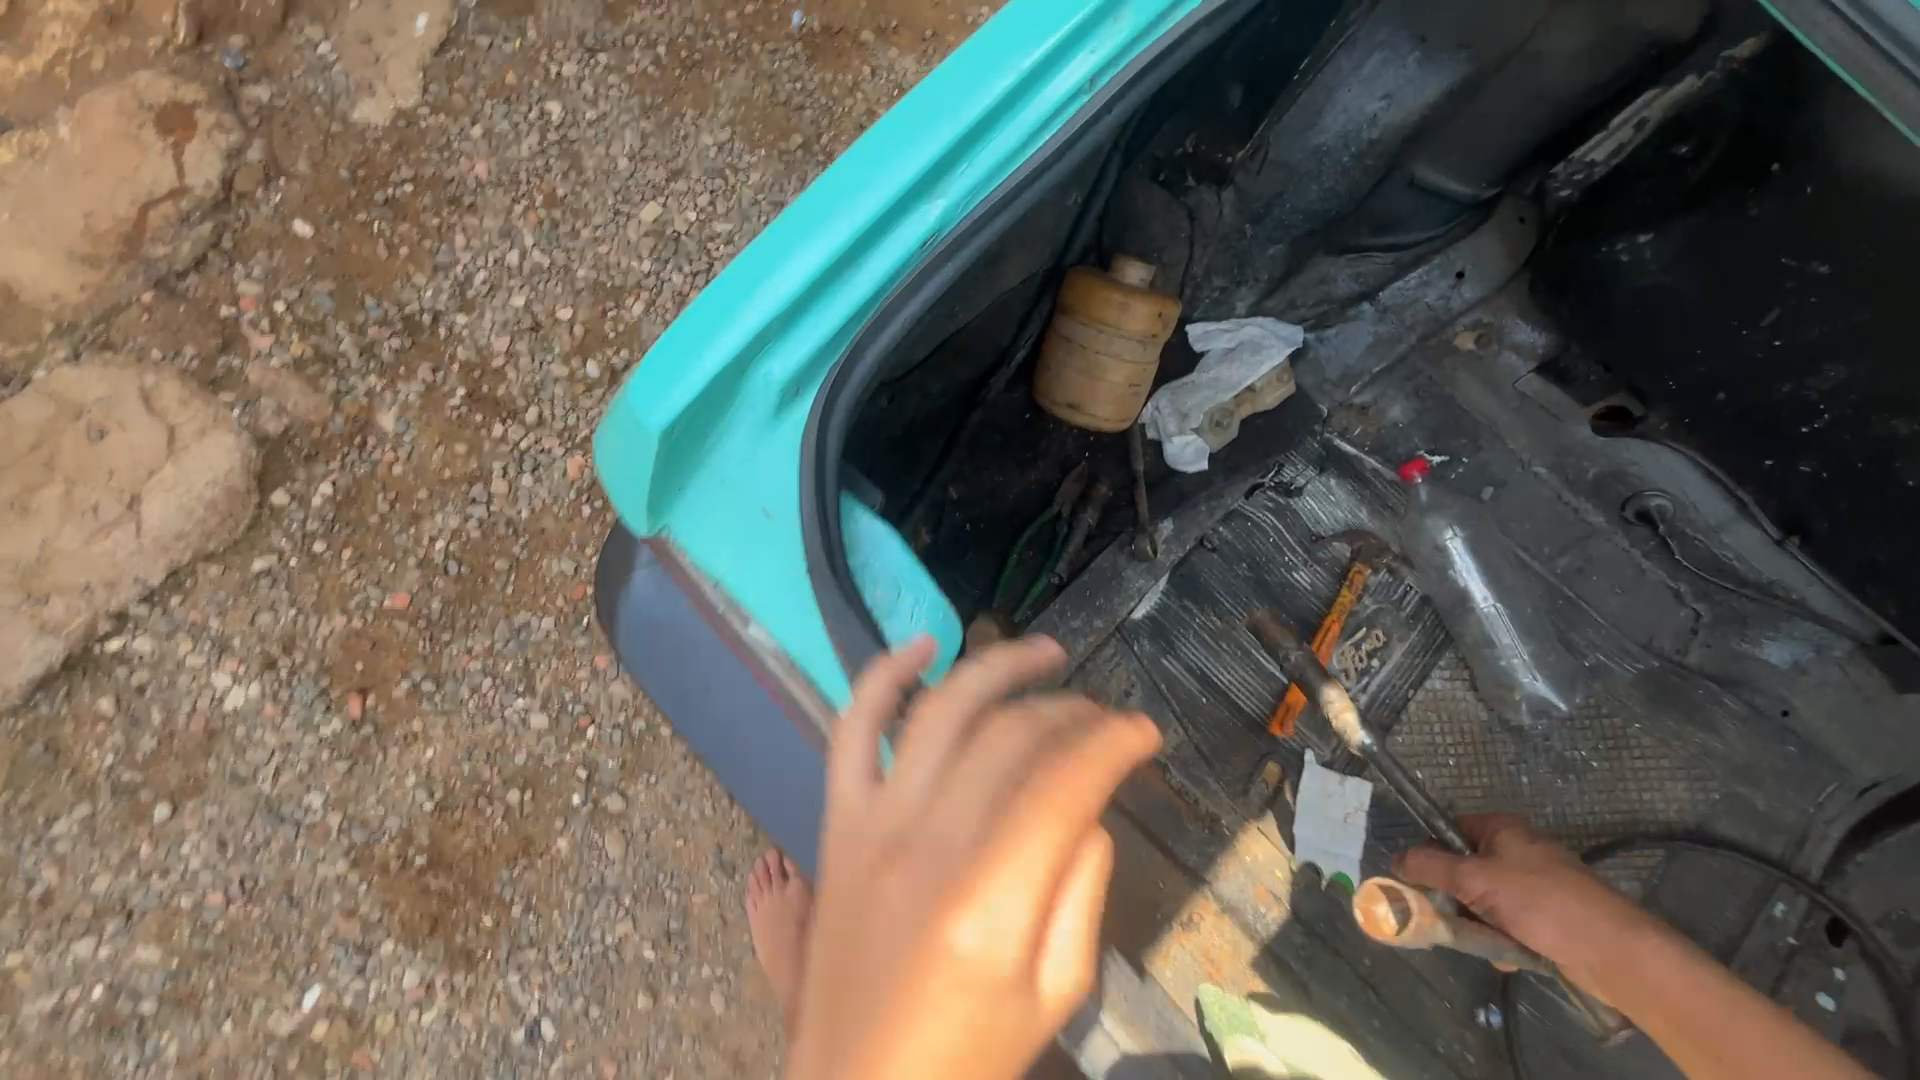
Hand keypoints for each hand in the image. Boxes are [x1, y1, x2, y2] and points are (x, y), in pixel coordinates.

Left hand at [785, 635, 1161, 1079]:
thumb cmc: (968, 1053)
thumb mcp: (1057, 992)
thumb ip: (1081, 887)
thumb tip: (1085, 804)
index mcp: (991, 900)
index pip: (1065, 781)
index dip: (1114, 742)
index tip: (1144, 732)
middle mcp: (928, 845)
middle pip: (1010, 737)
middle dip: (1072, 711)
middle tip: (1104, 716)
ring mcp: (873, 825)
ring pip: (941, 711)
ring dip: (997, 668)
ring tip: (1045, 653)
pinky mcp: (836, 822)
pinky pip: (850, 728)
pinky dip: (883, 676)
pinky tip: (925, 645)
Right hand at [1395, 814, 1654, 983]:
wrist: (1615, 953)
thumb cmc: (1542, 903)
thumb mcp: (1474, 879)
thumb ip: (1428, 866)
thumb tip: (1394, 859)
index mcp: (1503, 829)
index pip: (1448, 830)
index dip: (1428, 852)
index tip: (1417, 879)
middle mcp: (1518, 851)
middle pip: (1464, 868)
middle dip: (1452, 895)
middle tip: (1443, 914)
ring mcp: (1537, 886)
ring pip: (1484, 900)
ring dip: (1476, 921)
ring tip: (1479, 939)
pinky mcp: (1550, 917)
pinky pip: (1508, 922)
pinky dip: (1501, 937)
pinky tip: (1505, 952)